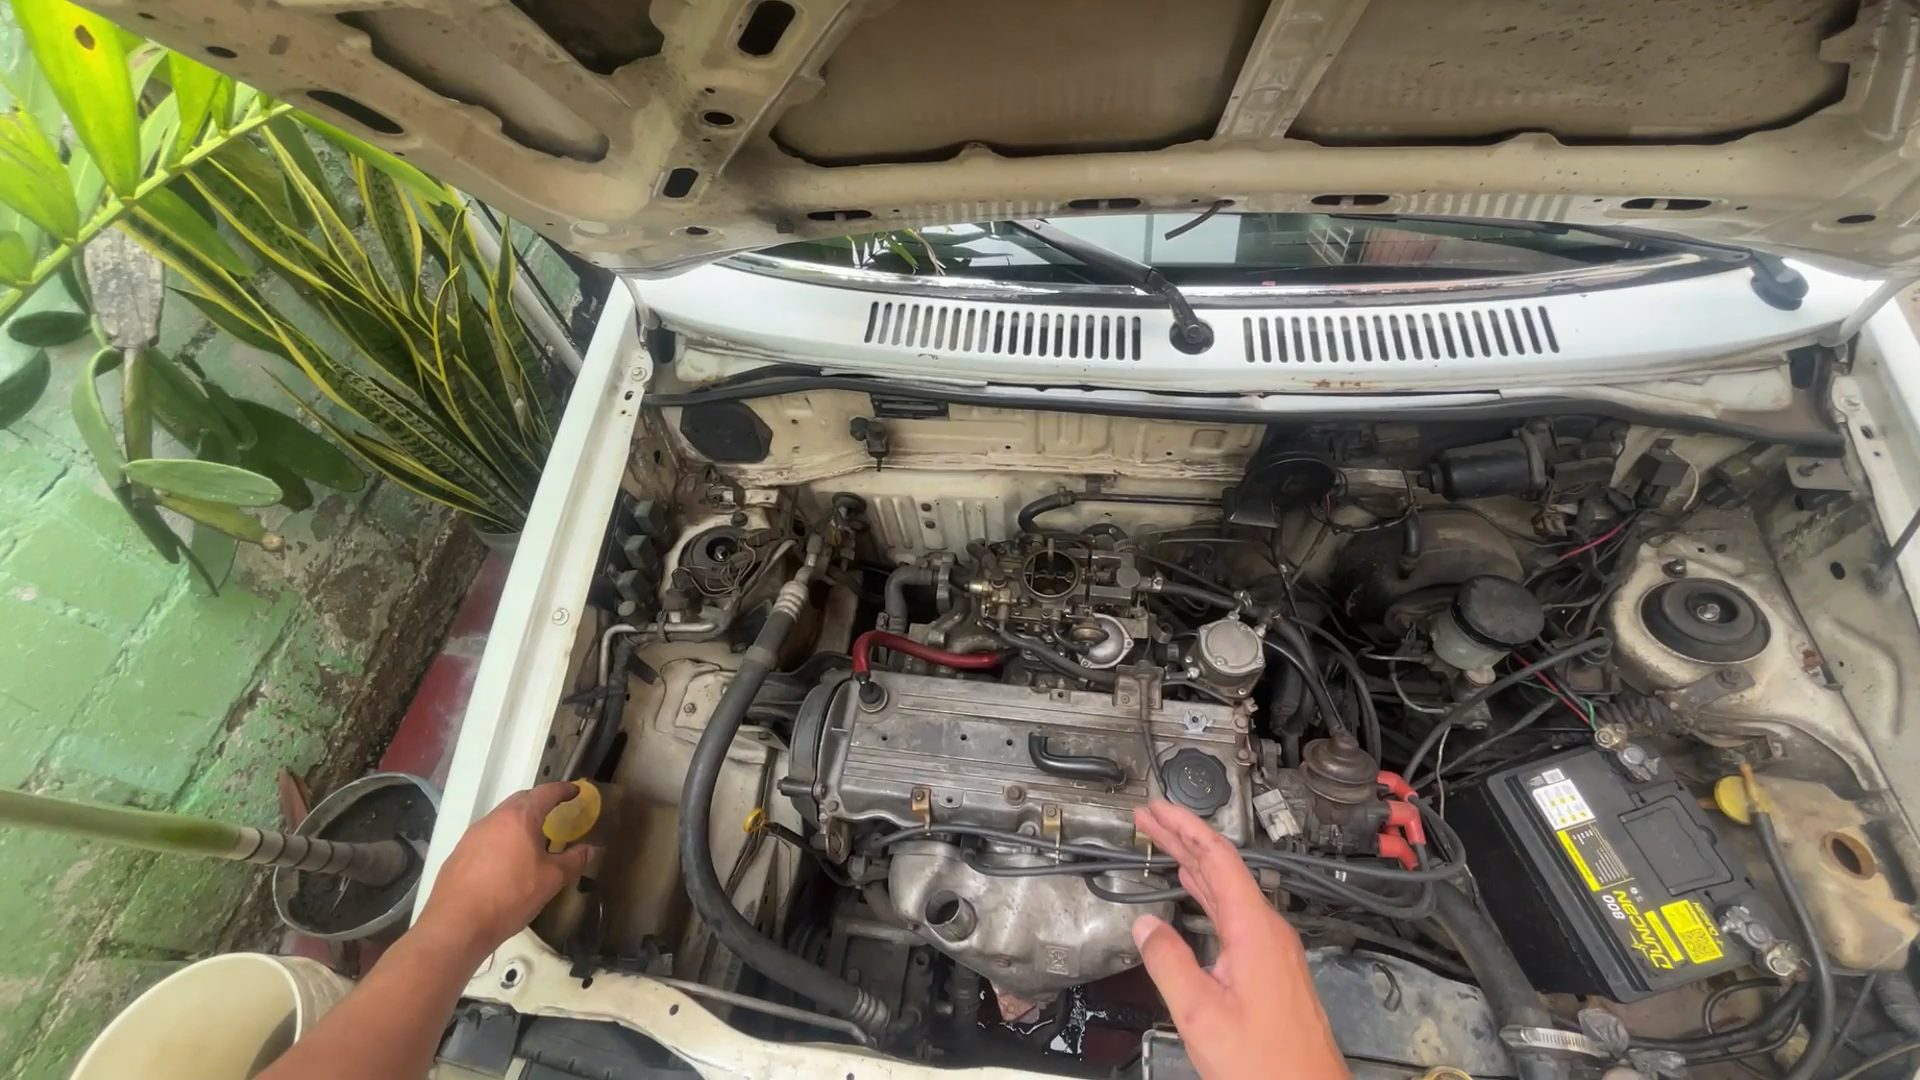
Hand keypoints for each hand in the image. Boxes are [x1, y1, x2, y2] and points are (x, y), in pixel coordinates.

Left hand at [415, 783, 593, 961]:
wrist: (454, 929)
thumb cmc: (509, 897)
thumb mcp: (551, 880)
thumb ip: (574, 860)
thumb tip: (589, 850)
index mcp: (519, 818)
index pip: (546, 792)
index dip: (563, 790)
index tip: (575, 791)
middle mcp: (493, 820)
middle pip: (520, 800)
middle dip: (539, 801)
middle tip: (555, 810)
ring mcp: (471, 837)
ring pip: (500, 818)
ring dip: (518, 821)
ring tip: (531, 838)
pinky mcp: (456, 856)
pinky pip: (485, 837)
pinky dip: (501, 838)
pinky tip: (505, 861)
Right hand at [1131, 800, 1348, 1079]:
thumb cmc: (1266, 1067)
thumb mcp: (1201, 1015)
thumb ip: (1168, 963)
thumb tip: (1146, 925)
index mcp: (1254, 929)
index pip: (1217, 857)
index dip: (1184, 826)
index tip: (1157, 809)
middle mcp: (1268, 930)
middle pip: (1221, 867)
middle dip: (1182, 837)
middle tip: (1149, 819)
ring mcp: (1272, 948)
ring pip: (1227, 888)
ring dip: (1192, 862)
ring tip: (1162, 843)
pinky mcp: (1270, 966)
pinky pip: (1233, 911)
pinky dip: (1205, 889)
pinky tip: (1192, 887)